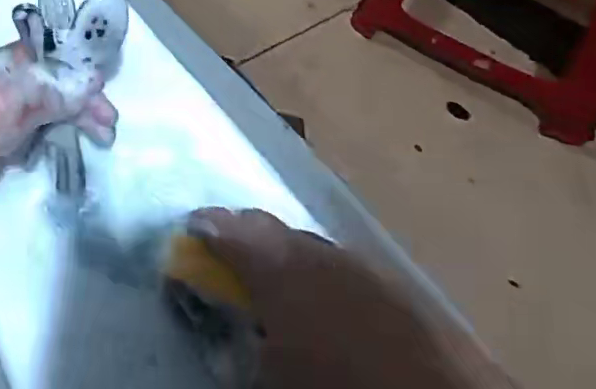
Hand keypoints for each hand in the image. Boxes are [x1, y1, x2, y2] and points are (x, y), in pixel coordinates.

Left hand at [0, 42, 117, 192]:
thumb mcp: (20, 97)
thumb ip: (57, 89)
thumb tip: (93, 79)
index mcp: (9, 62)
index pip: (51, 57)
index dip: (78, 70)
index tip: (103, 89)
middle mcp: (9, 79)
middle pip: (55, 83)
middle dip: (83, 99)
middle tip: (109, 122)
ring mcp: (7, 107)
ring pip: (51, 106)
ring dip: (77, 117)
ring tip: (102, 137)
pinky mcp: (6, 133)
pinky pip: (40, 127)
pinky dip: (59, 132)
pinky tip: (73, 143)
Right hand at [190, 209, 510, 388]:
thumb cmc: (338, 386)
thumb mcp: (264, 375)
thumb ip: (227, 337)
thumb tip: (204, 316)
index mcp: (270, 260)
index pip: (216, 223)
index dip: (197, 231)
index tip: (187, 245)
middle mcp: (312, 249)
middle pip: (261, 224)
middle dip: (240, 239)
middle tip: (228, 266)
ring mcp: (363, 265)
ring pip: (307, 245)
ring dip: (287, 259)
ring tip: (283, 291)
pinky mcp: (408, 292)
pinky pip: (350, 271)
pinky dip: (330, 280)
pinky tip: (335, 310)